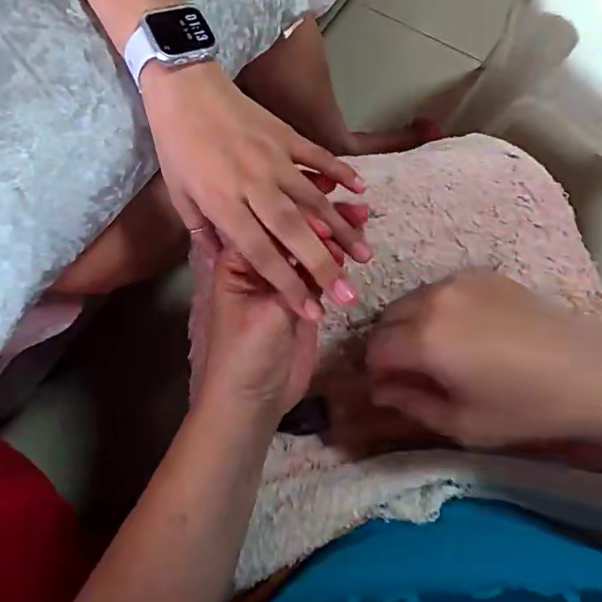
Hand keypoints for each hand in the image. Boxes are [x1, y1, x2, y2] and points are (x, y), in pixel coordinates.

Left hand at [141, 61, 369, 321]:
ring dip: (340, 228)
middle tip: (351, 293)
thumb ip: (204, 231)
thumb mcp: (179, 195)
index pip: (260, 253)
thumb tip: (223, 262)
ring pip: (313, 199)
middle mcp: (253, 186)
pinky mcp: (286, 135)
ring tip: (364, 252)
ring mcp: (274, 159)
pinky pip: (318, 157)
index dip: (287, 285)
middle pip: (293, 232)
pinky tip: (359, 191)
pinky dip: (339, 173)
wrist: (184, 89)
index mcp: (223, 204)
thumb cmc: (177, 147)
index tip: (312, 311)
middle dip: (324, 266)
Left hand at [192, 197, 367, 423]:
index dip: (298, 213)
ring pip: (311, 247)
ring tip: (363, 216)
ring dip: (336, 233)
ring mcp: (283, 278)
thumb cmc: (243, 354)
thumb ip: (293, 280)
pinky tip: (357, 244)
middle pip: (293, 231)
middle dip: (323, 217)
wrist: (250, 401)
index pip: (269, 225)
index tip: (326, 200)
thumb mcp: (266, 313)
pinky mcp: (303, 295)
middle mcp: (260, 261)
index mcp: (238, 259)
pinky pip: (322, 269)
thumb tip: (319, 244)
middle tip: (354, 204)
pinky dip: (339, 257)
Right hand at [366, 272, 601, 447]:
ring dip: (410, 324)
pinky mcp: (482, 274)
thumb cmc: (527, 408)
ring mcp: (458, 281)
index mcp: (424, 339)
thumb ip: (412, 404)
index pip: (374, 349)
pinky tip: (464, 331)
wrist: (593, 371)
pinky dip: (437, 308)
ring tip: (436, 351)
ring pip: (412, 300)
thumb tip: (380, 391)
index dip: (375, 372)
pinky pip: (441, 289)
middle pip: (387, 319)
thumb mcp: (464, 425)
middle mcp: (433, 300)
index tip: (388, 388)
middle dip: (388, 345)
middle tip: (409, 372)